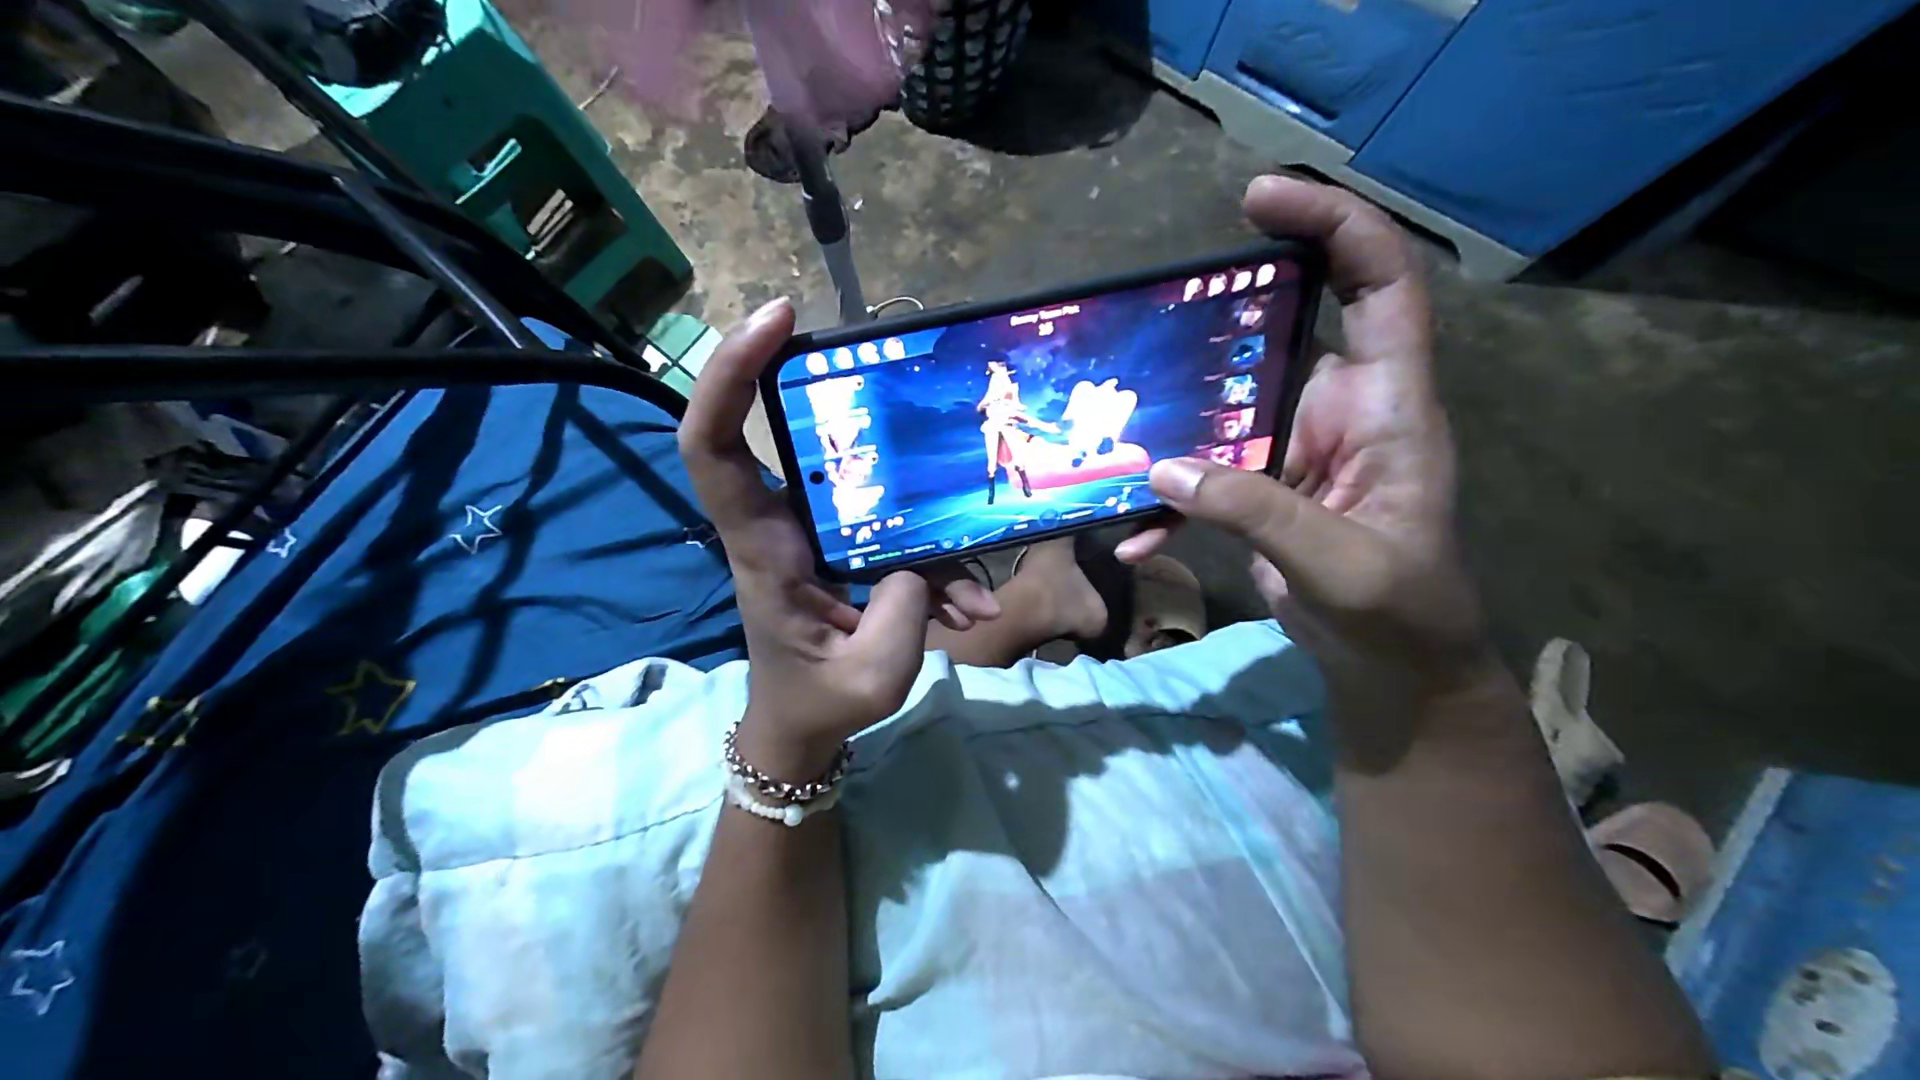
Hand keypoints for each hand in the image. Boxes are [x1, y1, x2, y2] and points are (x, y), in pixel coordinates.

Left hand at [679, 298, 1000, 777]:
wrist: (803, 726)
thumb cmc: (819, 702)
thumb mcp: (871, 676)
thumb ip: (904, 614)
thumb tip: (929, 566)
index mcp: (763, 549)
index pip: (713, 448)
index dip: (727, 377)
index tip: (775, 320)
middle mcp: (782, 524)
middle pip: (786, 433)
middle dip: (831, 388)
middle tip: (893, 364)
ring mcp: (818, 531)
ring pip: (862, 484)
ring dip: (922, 513)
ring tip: (970, 593)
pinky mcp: (850, 545)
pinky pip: (898, 529)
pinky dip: (940, 565)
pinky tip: (972, 607)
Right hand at [1117, 176, 1498, 729]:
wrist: (1391, 667)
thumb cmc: (1400, 611)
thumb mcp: (1340, 562)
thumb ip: (1257, 511)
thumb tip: (1162, 469)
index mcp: (1388, 407)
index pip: (1380, 285)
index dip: (1333, 226)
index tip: (1260, 200)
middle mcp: (1339, 412)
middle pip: (1275, 338)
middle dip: (1210, 330)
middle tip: (1142, 330)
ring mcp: (1293, 452)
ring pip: (1224, 411)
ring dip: (1171, 428)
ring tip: (1111, 439)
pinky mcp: (1261, 492)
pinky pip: (1205, 478)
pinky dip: (1170, 504)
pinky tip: (1135, 536)